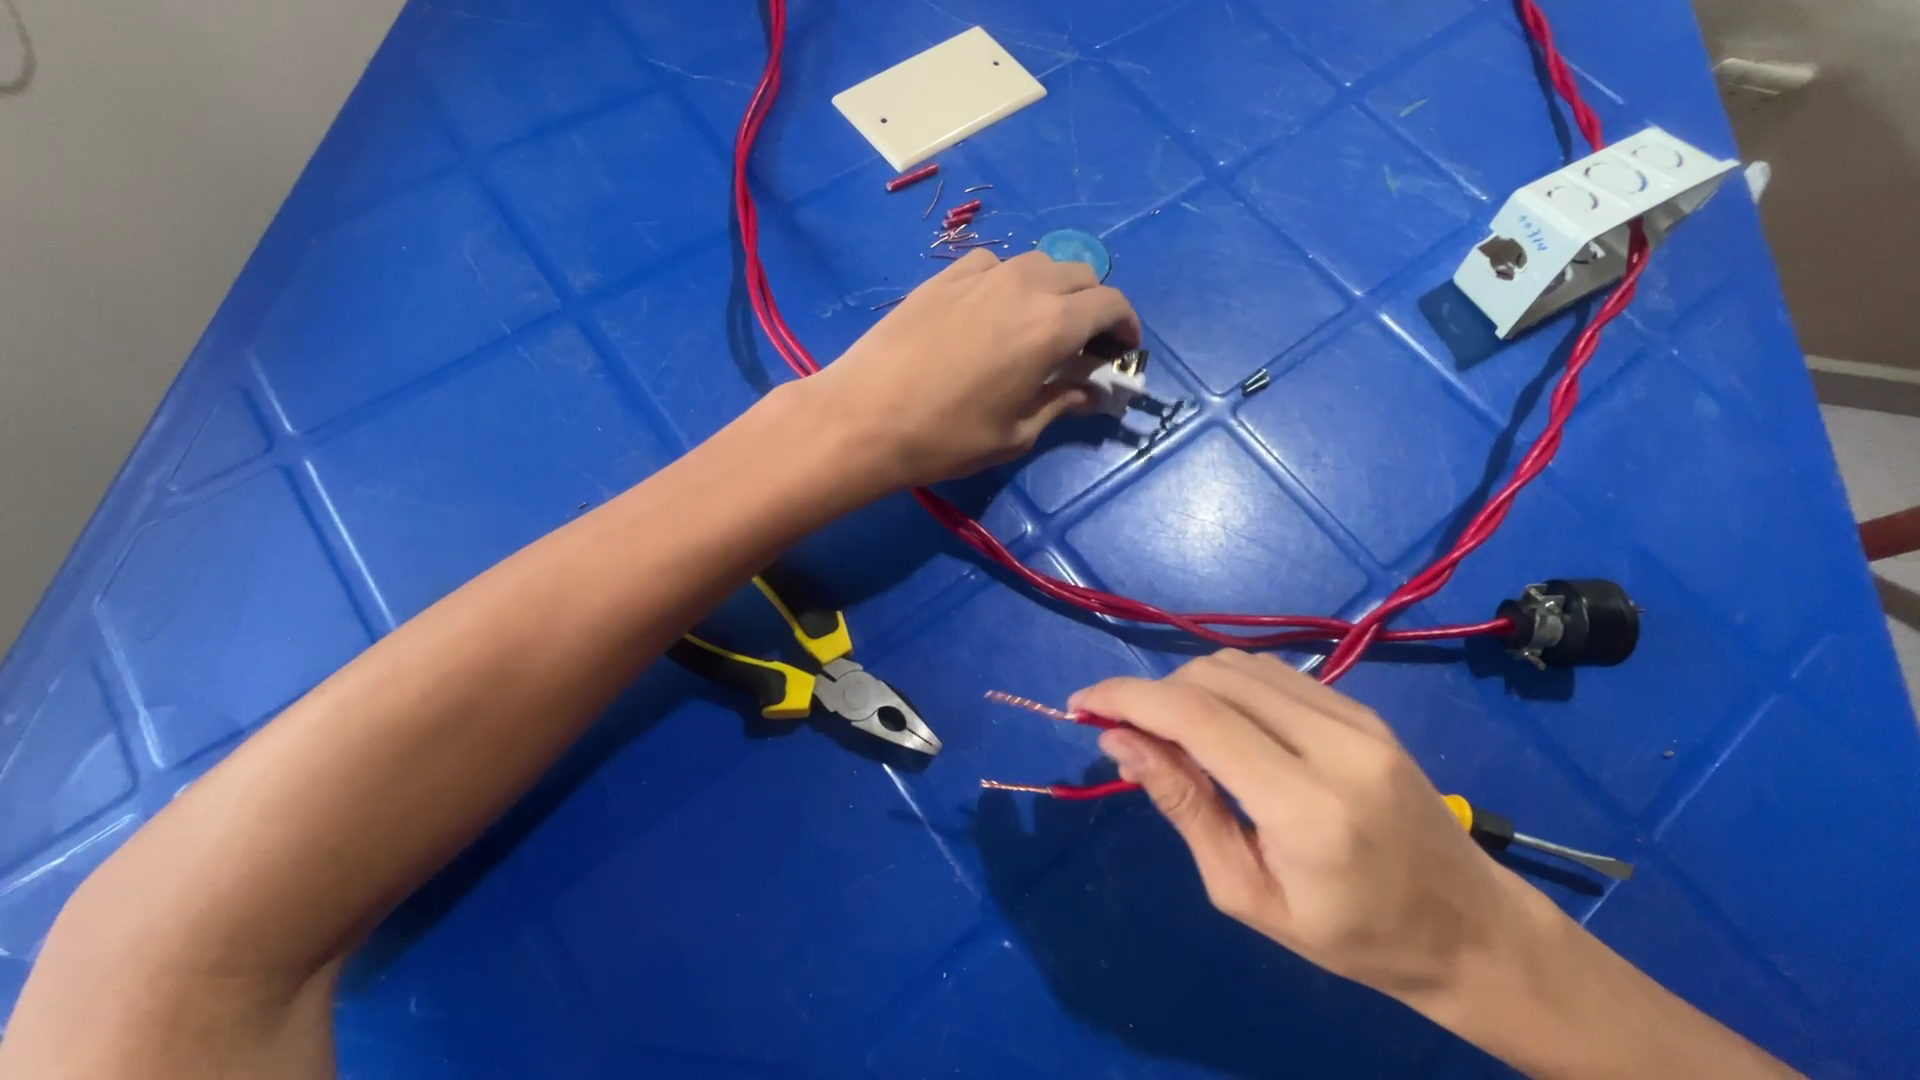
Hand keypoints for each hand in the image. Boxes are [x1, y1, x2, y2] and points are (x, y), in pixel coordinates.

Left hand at [808, 249, 1139, 490]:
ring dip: (1052, 289)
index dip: (1126, 325)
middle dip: (1093, 305)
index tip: (1122, 351)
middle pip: (1079, 274)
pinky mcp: (942, 277)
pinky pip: (991, 264)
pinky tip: (990, 311)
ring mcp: (978, 275)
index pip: (1111, 303)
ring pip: (1036, 264)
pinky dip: (1007, 281)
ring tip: (1038, 325)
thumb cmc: (946, 437)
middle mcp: (1022, 286)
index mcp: (1051, 324)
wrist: (862, 418)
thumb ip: (1062, 403)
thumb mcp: (1015, 432)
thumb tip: (1093, 393)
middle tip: (1084, 343)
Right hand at [1072, 651, 1525, 1004]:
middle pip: (1213, 676)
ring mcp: (1356, 718)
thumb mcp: (1247, 894)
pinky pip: (1273, 674)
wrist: (1467, 928)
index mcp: (1304, 805)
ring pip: (1240, 664)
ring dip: (1187, 686)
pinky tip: (1220, 726)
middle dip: (1153, 693)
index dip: (1127, 697)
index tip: (1080, 706)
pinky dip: (1227, 687)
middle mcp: (1334, 742)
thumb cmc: (1351, 937)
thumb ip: (1183, 807)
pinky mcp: (1364, 710)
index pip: (1195, 716)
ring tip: (1171, 733)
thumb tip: (1120, 741)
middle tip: (1127, 736)